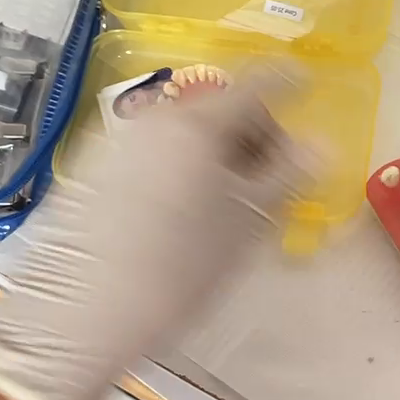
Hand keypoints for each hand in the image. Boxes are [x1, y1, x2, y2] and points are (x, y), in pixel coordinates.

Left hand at [0, 81, 308, 399]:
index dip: (289, 83)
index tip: (308, 88)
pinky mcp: (91, 169)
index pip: (256, 84)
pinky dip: (183, 166)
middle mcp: (153, 118)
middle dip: (255, 134)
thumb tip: (321, 145)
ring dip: (219, 153)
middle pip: (219, 108)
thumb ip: (287, 177)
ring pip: (185, 133)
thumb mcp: (245, 225)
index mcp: (197, 124)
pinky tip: (185, 211)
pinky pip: (154, 152)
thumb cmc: (177, 270)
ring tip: (231, 201)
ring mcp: (116, 141)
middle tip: (275, 178)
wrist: (78, 316)